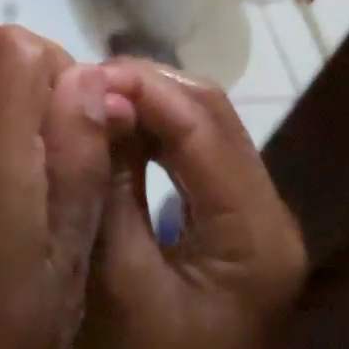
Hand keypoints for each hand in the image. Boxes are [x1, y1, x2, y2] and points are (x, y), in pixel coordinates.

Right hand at [80, 61, 306, 348]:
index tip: (77, 71)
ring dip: (149, 105)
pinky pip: (197, 157)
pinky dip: (156, 133)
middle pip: (212, 116)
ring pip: (205, 129)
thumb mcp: (113, 276)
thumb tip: (92, 91)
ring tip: (90, 99)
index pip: (203, 123)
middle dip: (145, 87)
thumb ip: (109, 180)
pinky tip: (116, 129)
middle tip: (78, 81)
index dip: (142, 85)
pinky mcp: (235, 229)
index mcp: (257, 233)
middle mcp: (271, 215)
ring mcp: (256, 220)